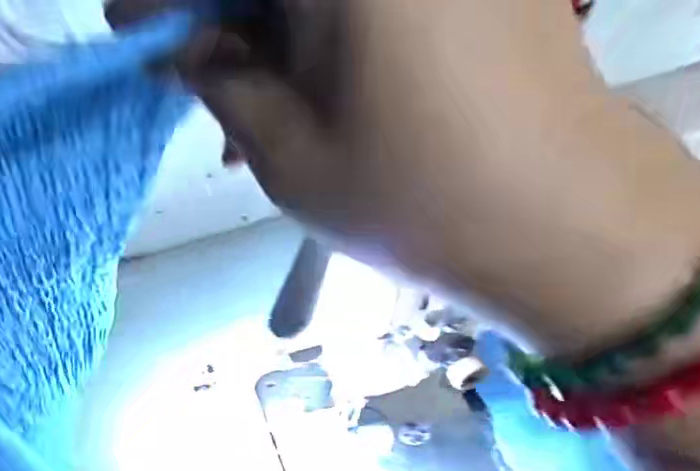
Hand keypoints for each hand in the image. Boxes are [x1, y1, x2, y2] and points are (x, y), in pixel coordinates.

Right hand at [179, 0, 699, 352]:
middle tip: (191, 66)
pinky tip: (307, 81)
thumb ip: (225, 83)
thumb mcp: (294, 157)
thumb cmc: (420, 199)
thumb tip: (185, 44)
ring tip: (246, 99)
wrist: (566, 220)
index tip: (133, 34)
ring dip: (275, 23)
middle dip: (225, 9)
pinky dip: (327, 24)